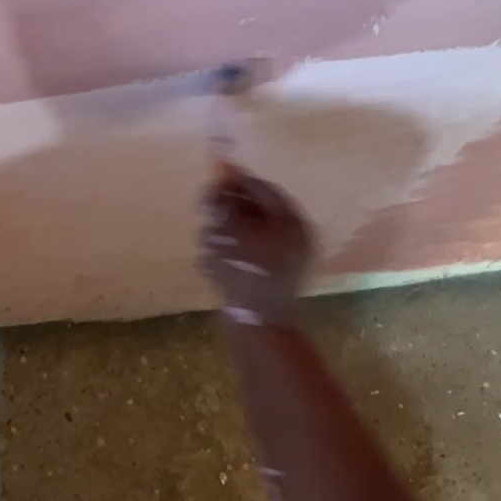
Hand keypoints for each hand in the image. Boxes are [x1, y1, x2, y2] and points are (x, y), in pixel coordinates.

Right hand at [200, 164, 314, 325]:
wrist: (257, 324)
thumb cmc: (246, 270)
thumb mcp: (229, 229)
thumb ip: (222, 202)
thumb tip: (219, 181)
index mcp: (292, 222)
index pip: (264, 189)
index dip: (237, 180)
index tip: (214, 177)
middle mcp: (293, 239)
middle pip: (255, 211)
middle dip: (227, 211)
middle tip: (207, 213)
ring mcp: (283, 262)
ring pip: (247, 234)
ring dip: (223, 234)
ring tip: (208, 243)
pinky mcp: (269, 280)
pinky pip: (246, 256)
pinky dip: (229, 255)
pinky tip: (213, 265)